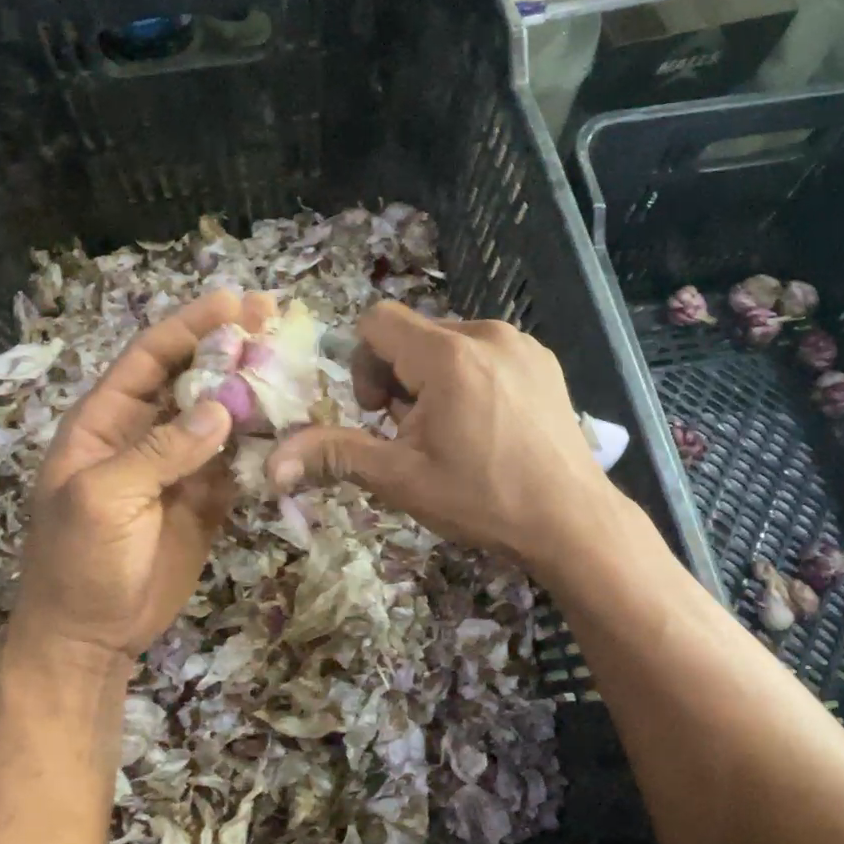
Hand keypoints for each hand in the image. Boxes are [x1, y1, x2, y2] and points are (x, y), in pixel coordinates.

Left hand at [2, 290, 276, 665]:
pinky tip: (294, 425)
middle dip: (231, 348)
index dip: (190, 326)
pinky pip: (239, 461)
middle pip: (191, 377)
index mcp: (105, 422)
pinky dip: (265, 444)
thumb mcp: (106, 500)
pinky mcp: (207, 498)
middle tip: (278, 319)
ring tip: (297, 366)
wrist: (90, 636)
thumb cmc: (80, 562)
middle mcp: (144, 433)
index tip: (235, 301)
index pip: (150, 358)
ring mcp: (179, 466)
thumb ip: (160, 452)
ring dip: (254, 392)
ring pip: (221, 417)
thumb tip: (221, 409)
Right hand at [265, 301, 623, 572]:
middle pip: (413, 335)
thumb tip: (271, 465)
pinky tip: (488, 428)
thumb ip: (335, 455)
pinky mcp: (544, 361)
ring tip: (454, 435)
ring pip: (449, 345)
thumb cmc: (482, 499)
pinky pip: (486, 354)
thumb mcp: (400, 478)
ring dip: (434, 381)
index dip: (363, 364)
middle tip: (417, 434)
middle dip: (399, 379)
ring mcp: (521, 345)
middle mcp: (486, 333)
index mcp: (447, 354)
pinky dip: (471, 380)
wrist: (572, 521)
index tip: (380, 414)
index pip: (376, 321)